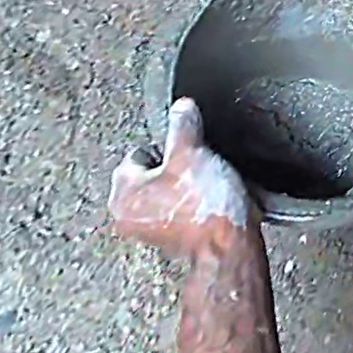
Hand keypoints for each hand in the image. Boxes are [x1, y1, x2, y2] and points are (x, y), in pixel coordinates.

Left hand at [110, 97, 251, 257]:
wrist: (229, 245)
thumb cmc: (204, 206)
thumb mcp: (193, 152)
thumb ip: (183, 126)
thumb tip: (181, 107)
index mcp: (123, 195)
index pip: (139, 153)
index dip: (168, 146)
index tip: (187, 151)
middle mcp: (130, 216)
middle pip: (155, 172)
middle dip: (177, 167)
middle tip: (198, 168)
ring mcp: (152, 230)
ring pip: (170, 190)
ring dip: (188, 185)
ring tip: (208, 186)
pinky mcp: (175, 238)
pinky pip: (183, 208)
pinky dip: (196, 203)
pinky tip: (212, 202)